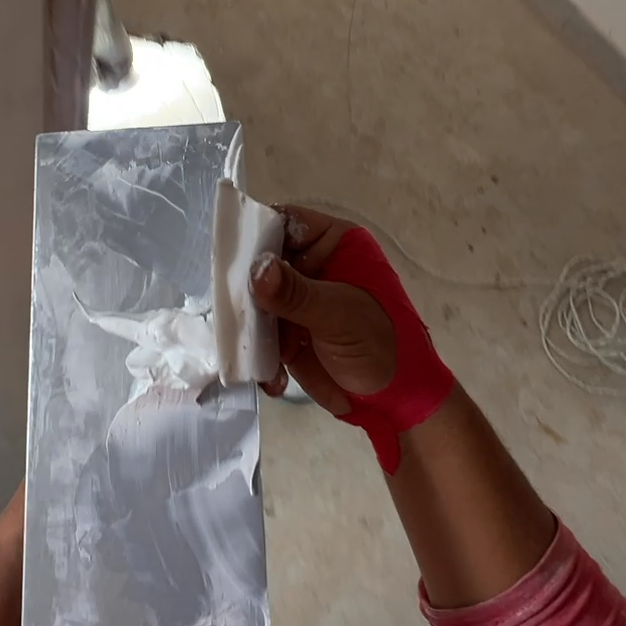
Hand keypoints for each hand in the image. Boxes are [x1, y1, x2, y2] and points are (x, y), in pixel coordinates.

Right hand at [248, 205, 397, 414]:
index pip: (284, 223)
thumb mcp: (341, 316)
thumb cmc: (384, 345)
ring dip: (249, 326)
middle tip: (231, 308)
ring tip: (249, 349)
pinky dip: (259, 354)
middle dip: (244, 287)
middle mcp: (310, 265)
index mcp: (331, 243)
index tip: (228, 255)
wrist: (397, 402)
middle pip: (260, 261)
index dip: (256, 233)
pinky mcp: (286, 330)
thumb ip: (297, 293)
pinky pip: (258, 332)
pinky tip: (271, 378)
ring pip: (254, 298)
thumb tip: (257, 269)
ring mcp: (296, 299)